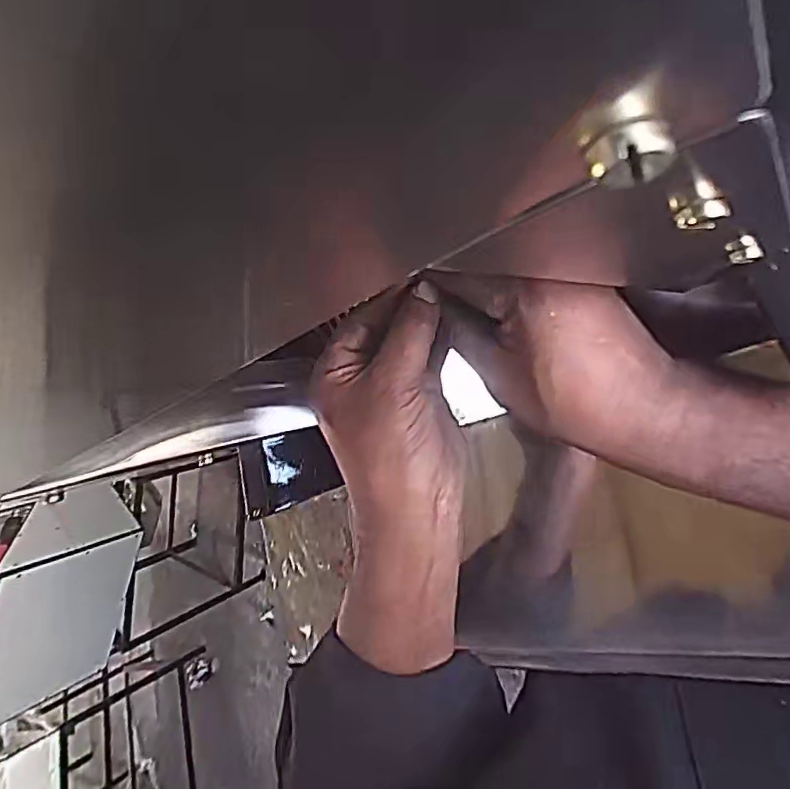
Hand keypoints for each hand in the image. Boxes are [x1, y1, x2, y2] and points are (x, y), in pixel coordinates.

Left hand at [308, 281, 464, 672]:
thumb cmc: (389, 463)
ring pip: (408, 341)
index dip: (388, 296)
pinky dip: (440, 339)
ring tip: (447, 291)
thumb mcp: (393, 386)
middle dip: (409, 305)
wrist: (419, 513)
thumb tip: (422, 294)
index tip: (415, 274)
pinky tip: (453, 321)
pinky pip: (428, 358)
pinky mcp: (420, 398)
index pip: (360, 319)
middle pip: (385, 327)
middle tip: (436, 278)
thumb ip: (408, 334)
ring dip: (426, 320)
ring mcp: (391, 388)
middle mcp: (360, 378)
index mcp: (336, 373)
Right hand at [429, 271, 686, 456]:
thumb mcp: (500, 376)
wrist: (650, 407)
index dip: (432, 285)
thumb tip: (435, 308)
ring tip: (496, 318)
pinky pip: (538, 269)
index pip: (457, 271)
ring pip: (510, 262)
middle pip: (483, 260)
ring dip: (493, 283)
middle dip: (463, 282)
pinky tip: (526, 316)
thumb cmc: (586, 404)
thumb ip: (460, 333)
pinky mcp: (590, 273)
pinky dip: (523, 287)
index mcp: (523, 287)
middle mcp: (551, 265)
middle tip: (453, 310)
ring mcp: (574, 264)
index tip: (419, 295)